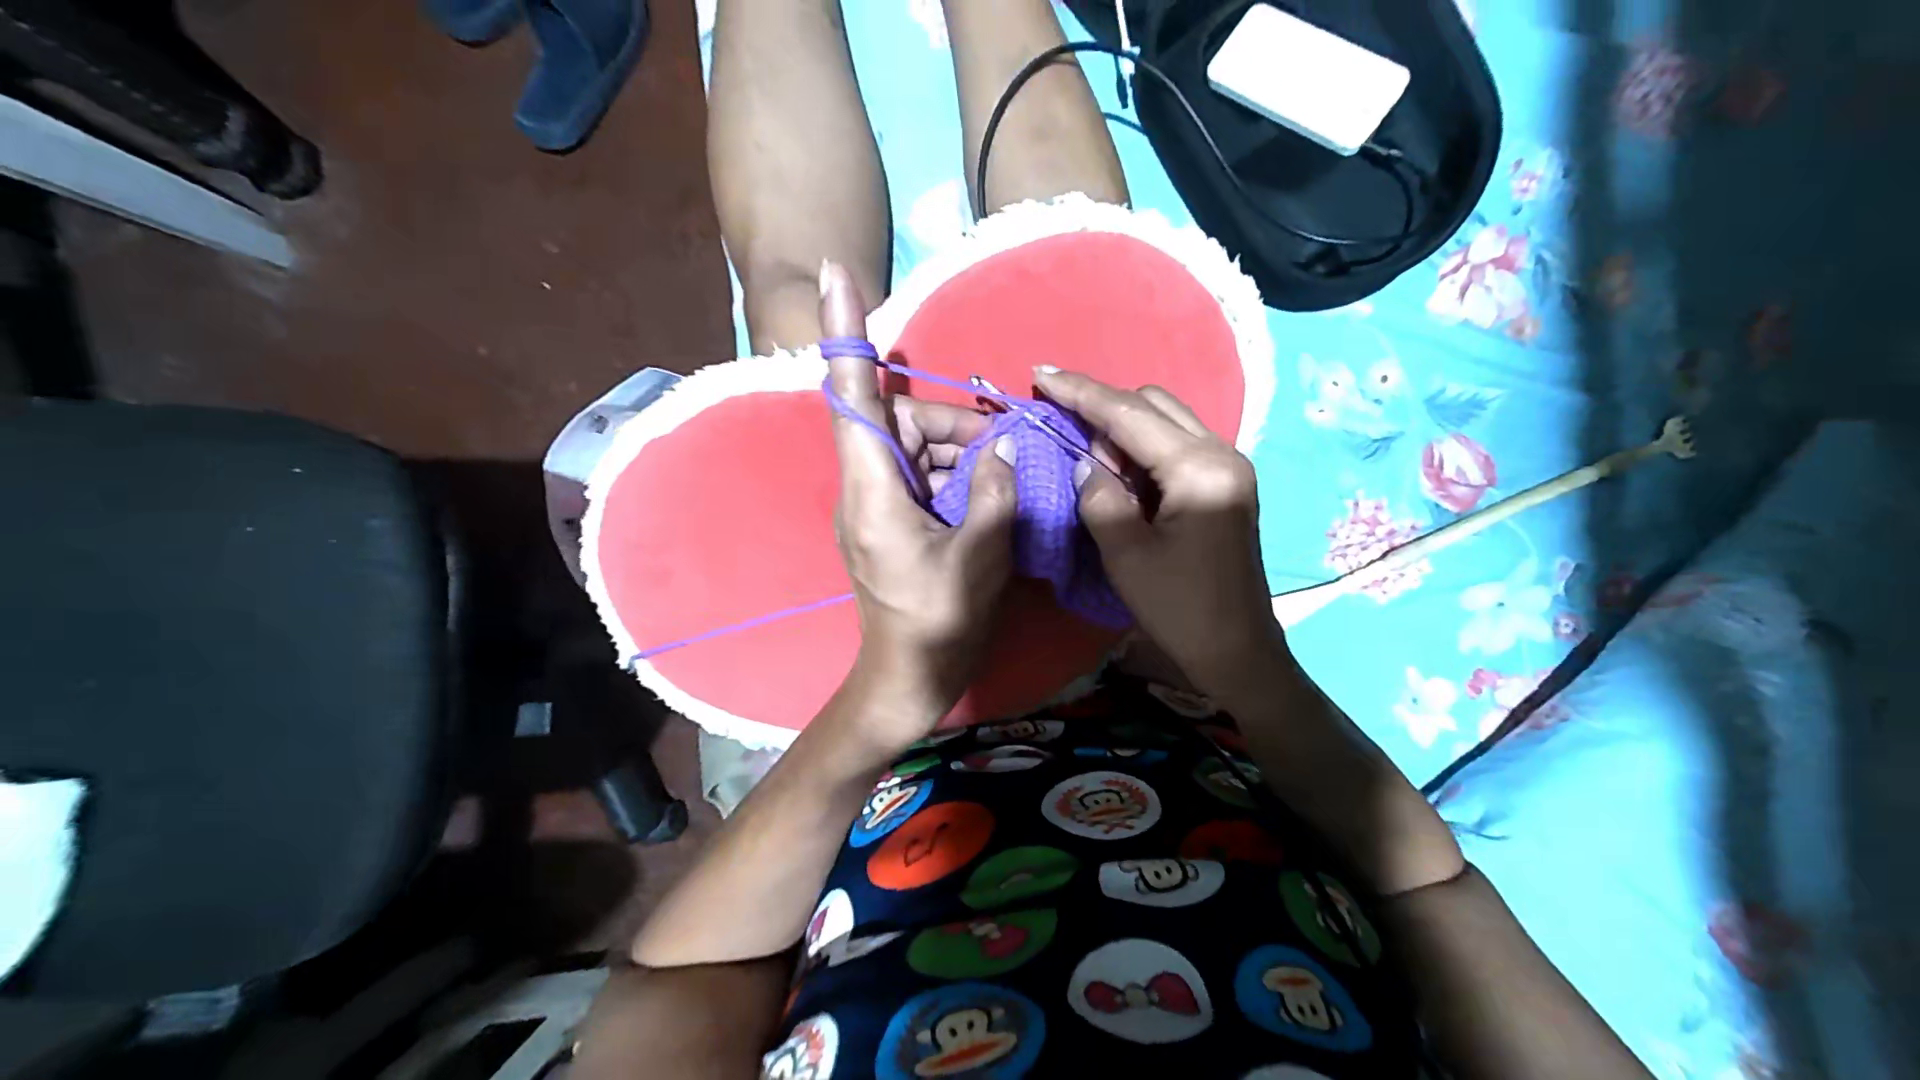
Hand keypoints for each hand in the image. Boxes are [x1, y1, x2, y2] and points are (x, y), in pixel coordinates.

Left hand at [821, 262, 1017, 739]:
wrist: (909, 677)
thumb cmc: (938, 623)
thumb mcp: (980, 557)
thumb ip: (996, 491)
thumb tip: (1005, 446)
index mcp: (872, 491)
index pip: (852, 395)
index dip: (844, 332)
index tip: (836, 271)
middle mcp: (864, 486)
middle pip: (900, 419)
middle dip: (951, 422)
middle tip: (1005, 448)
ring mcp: (876, 503)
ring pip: (916, 445)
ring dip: (961, 451)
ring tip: (1004, 477)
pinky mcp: (890, 518)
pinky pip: (921, 473)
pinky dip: (956, 473)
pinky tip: (990, 492)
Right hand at [1033, 367, 1284, 696]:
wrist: (1238, 650)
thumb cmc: (1180, 608)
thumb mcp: (1126, 555)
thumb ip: (1099, 497)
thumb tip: (1085, 462)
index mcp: (1199, 469)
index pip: (1130, 415)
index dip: (1081, 393)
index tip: (1041, 374)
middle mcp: (1221, 454)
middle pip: (1153, 403)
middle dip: (1103, 407)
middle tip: (1063, 431)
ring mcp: (1228, 467)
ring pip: (1167, 420)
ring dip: (1124, 427)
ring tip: (1090, 458)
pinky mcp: (1224, 484)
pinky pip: (1176, 445)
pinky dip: (1144, 447)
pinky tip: (1120, 473)